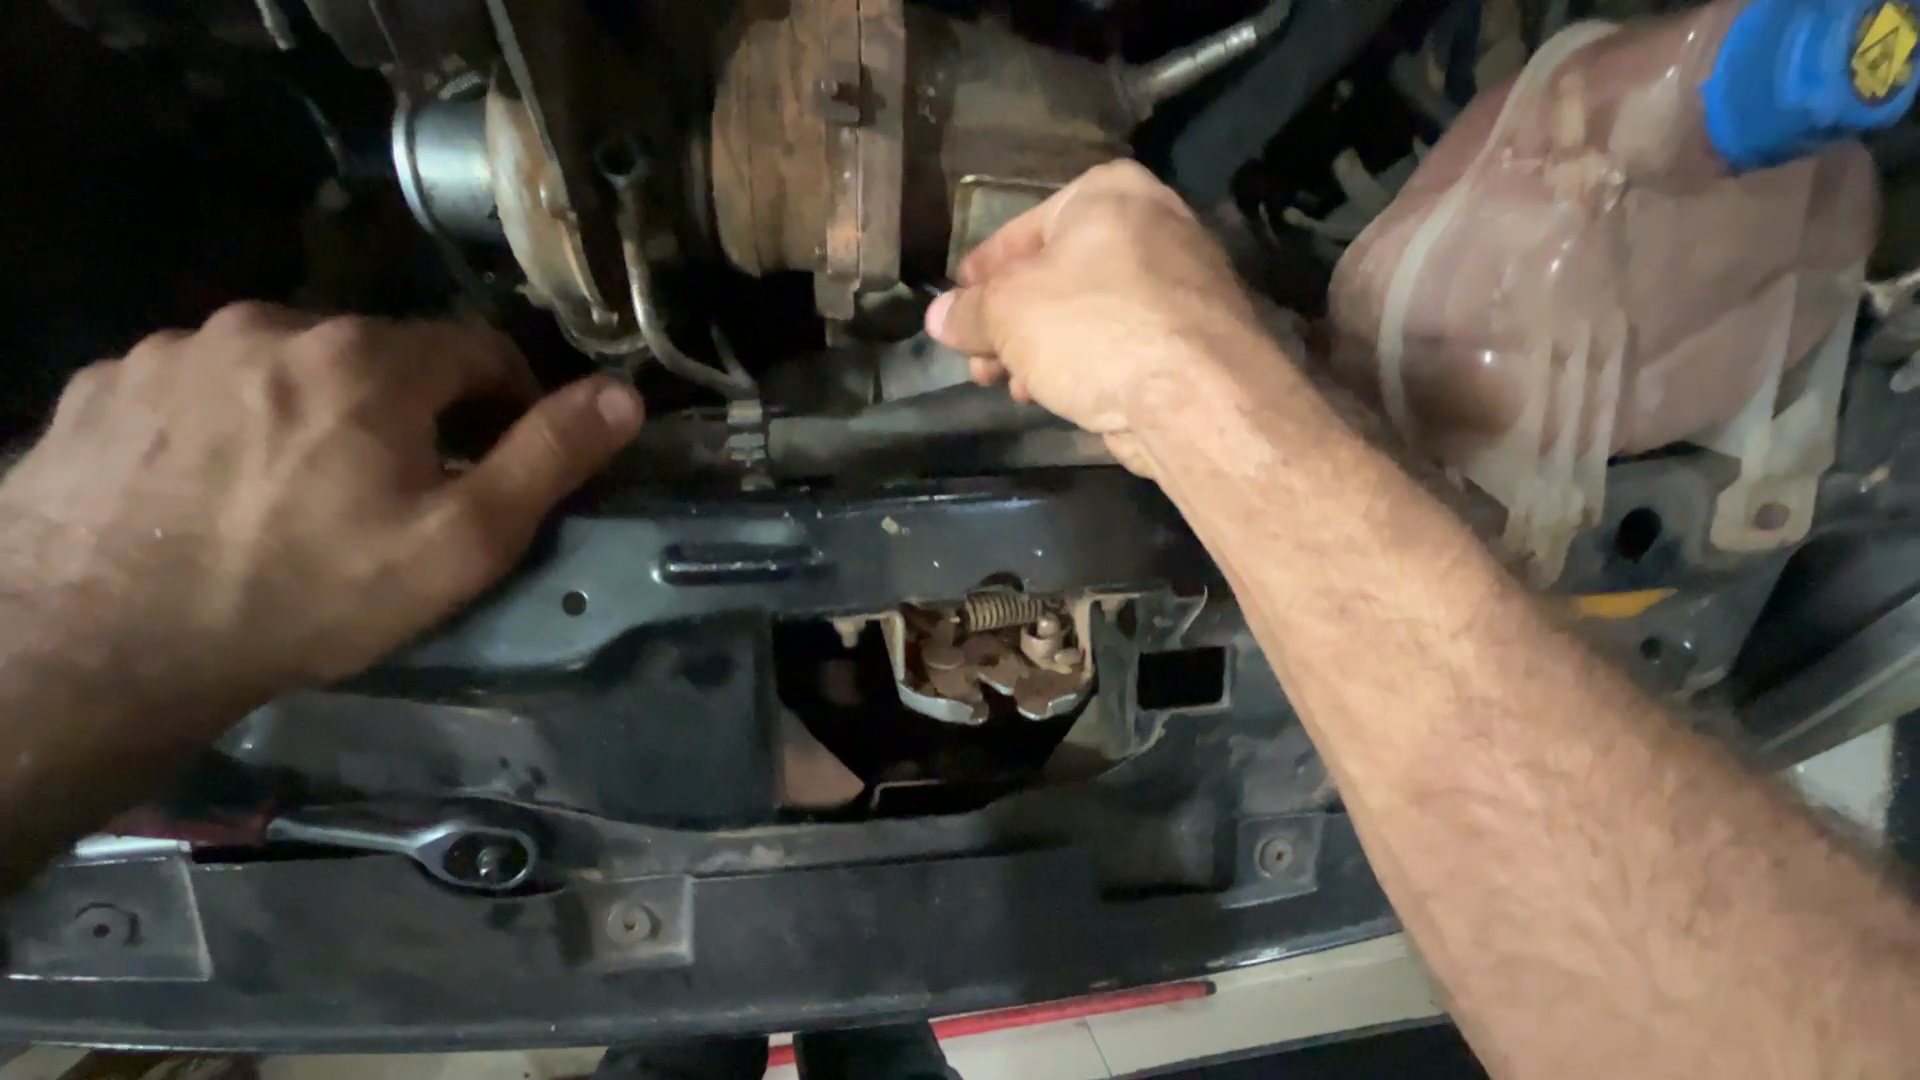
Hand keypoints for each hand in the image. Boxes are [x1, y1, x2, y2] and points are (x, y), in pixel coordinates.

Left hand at [0, 303, 643, 720]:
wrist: (90, 653)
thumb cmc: (314, 594)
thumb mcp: (465, 538)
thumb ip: (550, 456)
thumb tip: (625, 394)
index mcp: (370, 359)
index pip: (482, 347)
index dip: (513, 401)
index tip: (503, 458)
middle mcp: (272, 326)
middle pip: (390, 353)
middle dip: (422, 408)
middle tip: (414, 488)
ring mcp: (178, 350)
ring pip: (300, 363)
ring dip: (332, 407)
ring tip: (319, 489)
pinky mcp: (108, 383)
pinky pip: (216, 382)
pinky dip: (248, 417)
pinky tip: (234, 486)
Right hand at [924, 161, 1266, 470]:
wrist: (1194, 393)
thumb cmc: (1091, 328)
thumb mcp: (1006, 314)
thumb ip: (967, 313)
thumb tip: (939, 317)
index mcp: (1108, 194)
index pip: (1024, 229)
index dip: (982, 271)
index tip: (956, 302)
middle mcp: (1151, 225)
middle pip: (1056, 275)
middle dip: (1007, 323)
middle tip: (976, 359)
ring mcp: (1178, 283)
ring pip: (1085, 314)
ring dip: (1037, 350)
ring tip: (1006, 385)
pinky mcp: (1191, 337)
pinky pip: (1118, 342)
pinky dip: (1080, 363)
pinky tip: (1051, 394)